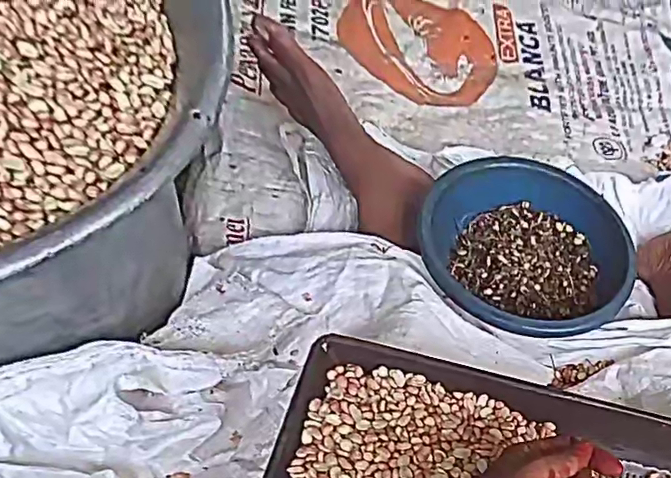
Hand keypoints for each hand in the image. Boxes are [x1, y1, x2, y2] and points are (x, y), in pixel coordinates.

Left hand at [246, 14, 432, 248]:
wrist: (410, 215)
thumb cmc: (403, 224)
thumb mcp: (378, 232)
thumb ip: (366, 238)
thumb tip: (367, 255)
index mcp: (352, 158)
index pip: (320, 124)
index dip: (301, 100)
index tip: (286, 82)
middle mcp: (343, 138)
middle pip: (306, 97)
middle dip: (285, 68)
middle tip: (263, 40)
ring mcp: (339, 126)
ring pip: (304, 84)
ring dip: (282, 55)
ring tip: (259, 29)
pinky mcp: (337, 120)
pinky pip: (310, 84)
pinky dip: (291, 57)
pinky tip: (273, 35)